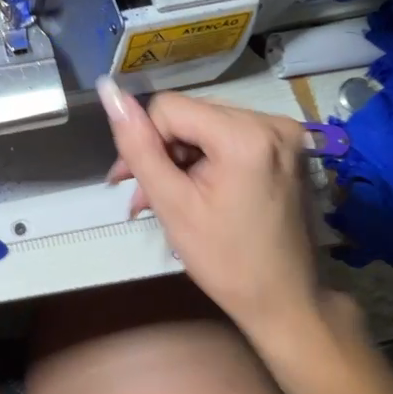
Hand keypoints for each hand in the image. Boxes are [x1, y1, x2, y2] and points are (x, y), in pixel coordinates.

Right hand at [98, 78, 325, 338]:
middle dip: (160, 151)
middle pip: (188, 115)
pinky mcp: (285, 147)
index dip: (146, 143)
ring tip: (163, 197)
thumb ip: (138, 145)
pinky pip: (227, 136)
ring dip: (178, 158)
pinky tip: (192, 190)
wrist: (285, 300)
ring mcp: (283, 133)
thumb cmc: (225, 260)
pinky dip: (204, 159)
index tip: (137, 184)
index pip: (168, 108)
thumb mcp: (171, 202)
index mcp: (246, 135)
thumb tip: (108, 93)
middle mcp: (271, 122)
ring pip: (204, 125)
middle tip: (144, 195)